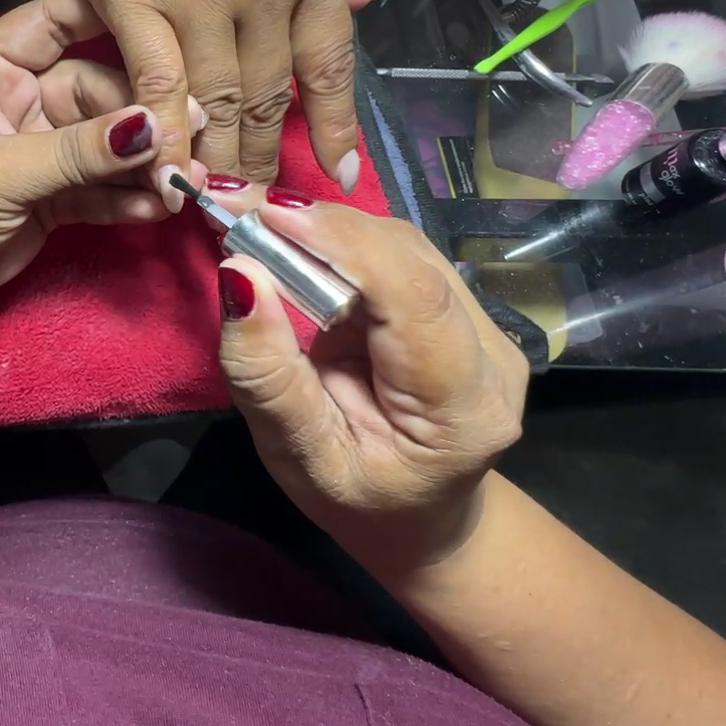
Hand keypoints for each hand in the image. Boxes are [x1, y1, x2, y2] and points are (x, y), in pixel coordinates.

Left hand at [0, 0, 189, 315]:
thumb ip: (76, 151)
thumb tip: (154, 125)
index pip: (56, 21)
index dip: (107, 15)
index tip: (165, 21)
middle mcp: (22, 102)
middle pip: (97, 91)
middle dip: (141, 117)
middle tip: (187, 141)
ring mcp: (39, 152)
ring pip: (105, 145)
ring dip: (143, 163)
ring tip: (185, 180)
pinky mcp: (50, 199)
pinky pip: (98, 190)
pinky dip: (126, 199)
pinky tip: (158, 207)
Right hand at [48, 0, 370, 207]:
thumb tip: (355, 7)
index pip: (329, 65)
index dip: (334, 127)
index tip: (335, 175)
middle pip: (269, 95)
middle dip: (264, 157)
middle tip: (259, 202)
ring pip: (215, 101)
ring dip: (217, 158)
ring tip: (216, 197)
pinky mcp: (133, 0)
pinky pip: (156, 86)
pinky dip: (163, 136)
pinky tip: (167, 172)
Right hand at [207, 189, 528, 573]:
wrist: (421, 518)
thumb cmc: (357, 500)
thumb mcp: (297, 454)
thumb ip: (267, 375)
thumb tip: (240, 274)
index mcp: (463, 406)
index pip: (413, 296)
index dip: (341, 242)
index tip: (263, 212)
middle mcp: (491, 352)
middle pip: (406, 257)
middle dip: (316, 225)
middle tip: (234, 207)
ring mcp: (482, 324)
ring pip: (398, 244)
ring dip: (320, 226)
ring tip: (251, 219)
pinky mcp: (454, 308)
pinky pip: (391, 254)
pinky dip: (332, 239)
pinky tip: (288, 236)